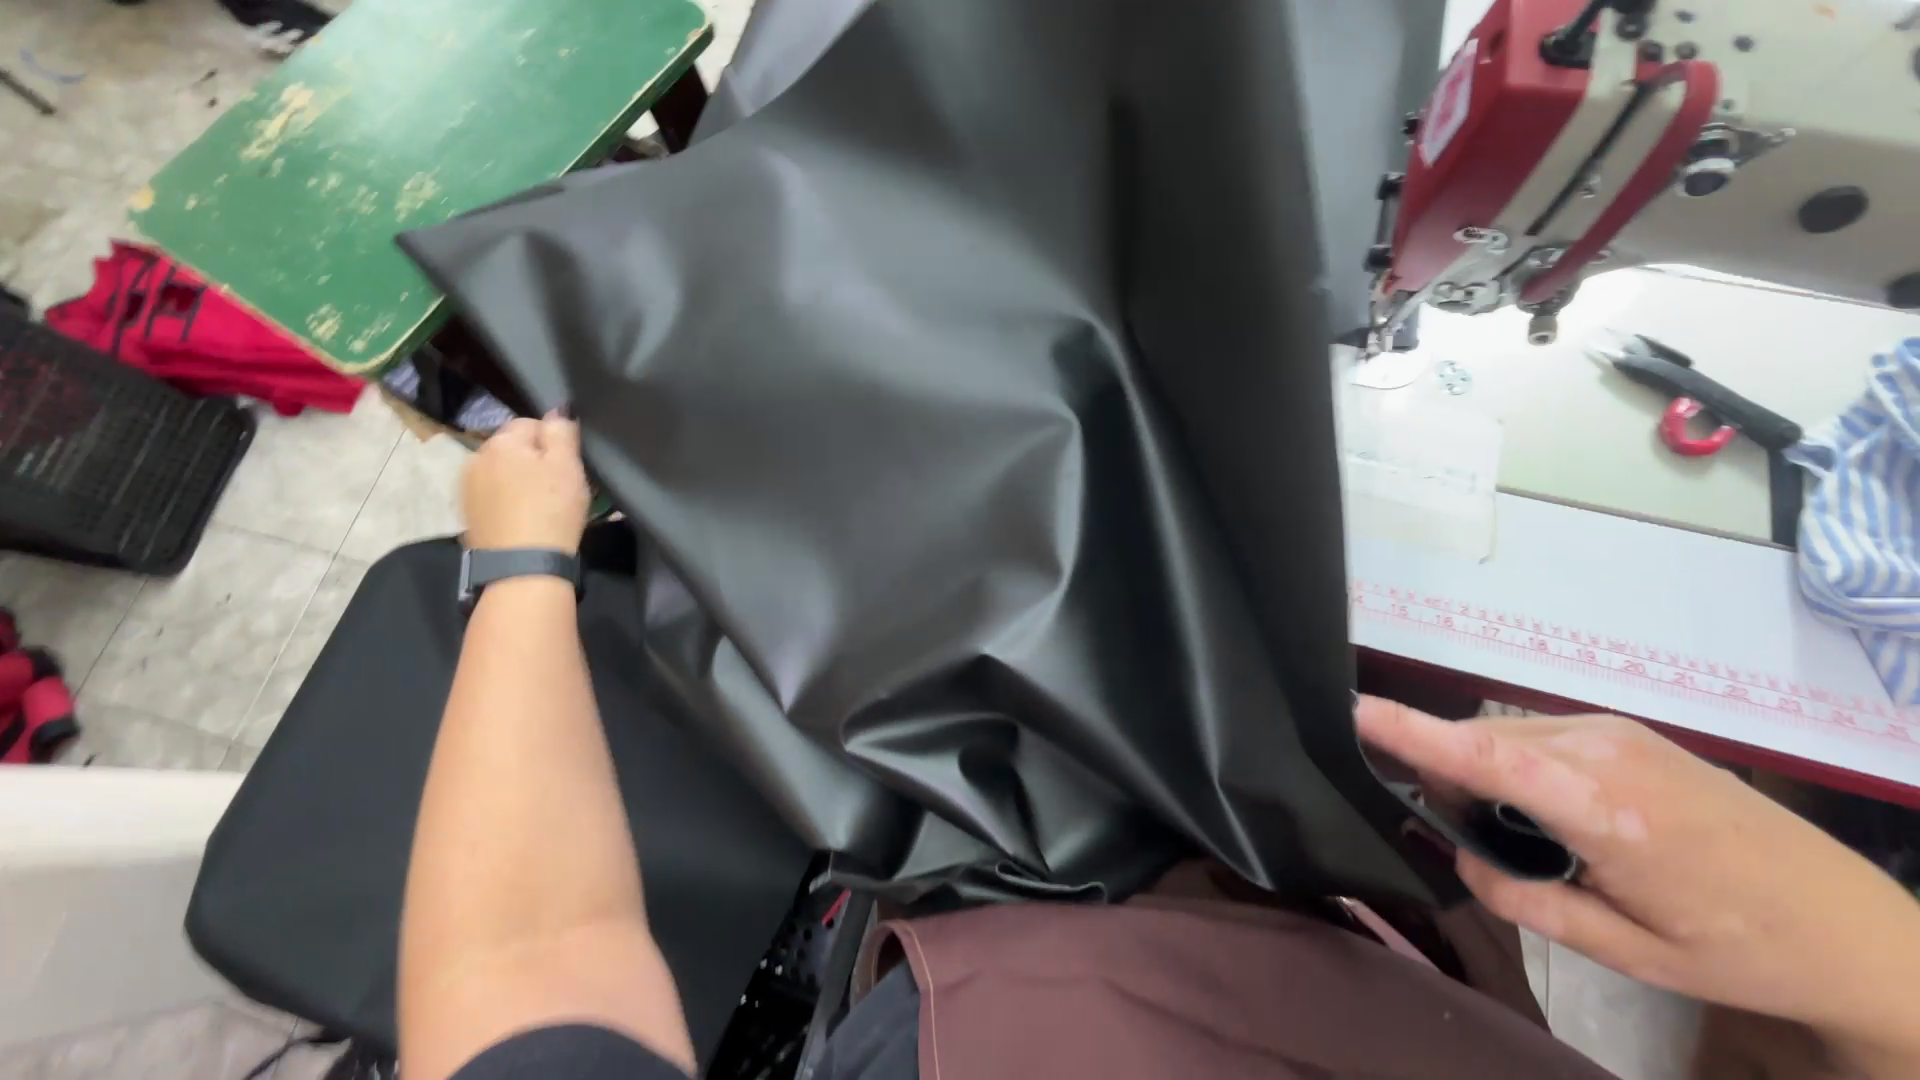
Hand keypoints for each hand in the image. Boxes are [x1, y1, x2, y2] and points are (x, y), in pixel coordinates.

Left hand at [461, 412, 589, 553]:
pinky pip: (494, 496)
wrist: (523, 566)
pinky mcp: (469, 514)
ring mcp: (467, 488)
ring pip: (503, 473)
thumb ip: (562, 431)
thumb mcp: (568, 465)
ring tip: (542, 505)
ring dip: (520, 481)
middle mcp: (476, 457)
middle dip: (535, 461)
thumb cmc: (551, 510)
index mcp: (502, 442)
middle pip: (514, 449)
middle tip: (560, 487)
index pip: (532, 423)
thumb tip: (558, 410)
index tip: (570, 467)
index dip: (555, 442)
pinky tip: (524, 519)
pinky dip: (509, 501)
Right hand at [1356, 697, 1919, 1067]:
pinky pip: (1533, 737)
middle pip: (1480, 745)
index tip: (1352, 710)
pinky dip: (1516, 768)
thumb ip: (1522, 897)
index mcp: (1607, 810)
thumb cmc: (1741, 950)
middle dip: (1451, 781)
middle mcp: (1603, 747)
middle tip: (1477, 845)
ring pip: (1502, 737)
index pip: (1487, 758)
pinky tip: (1557, 816)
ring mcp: (1616, 730)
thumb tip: (1459, 851)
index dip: (1414, 732)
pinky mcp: (1623, 730)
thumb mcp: (1624, 949)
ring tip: (1533, 840)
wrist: (1861, 927)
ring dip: (1486, 776)